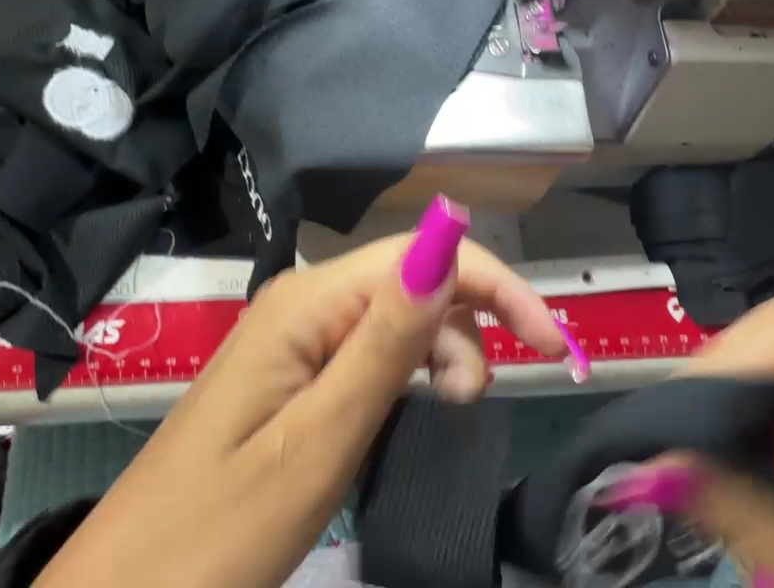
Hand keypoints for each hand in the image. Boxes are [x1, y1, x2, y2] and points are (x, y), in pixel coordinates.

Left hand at [33, 200, 567, 587]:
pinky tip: (413, 408)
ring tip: (446, 412)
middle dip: (471, 321)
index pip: (421, 254)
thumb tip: (448, 243)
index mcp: (307, 302)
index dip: (497, 285)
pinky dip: (409, 372)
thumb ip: (386, 340)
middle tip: (475, 403)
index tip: (553, 347)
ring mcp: (294, 337)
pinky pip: (368, 350)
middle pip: (412, 277)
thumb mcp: (320, 440)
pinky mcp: (291, 373)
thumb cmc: (220, 529)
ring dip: (441, 350)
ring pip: (396, 314)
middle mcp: (302, 301)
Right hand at [627, 290, 773, 587]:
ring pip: (766, 349)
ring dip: (721, 395)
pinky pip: (770, 382)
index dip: (737, 362)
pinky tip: (725, 455)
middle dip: (723, 377)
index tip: (682, 416)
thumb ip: (752, 523)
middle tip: (680, 440)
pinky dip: (733, 411)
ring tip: (695, 453)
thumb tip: (657, 469)